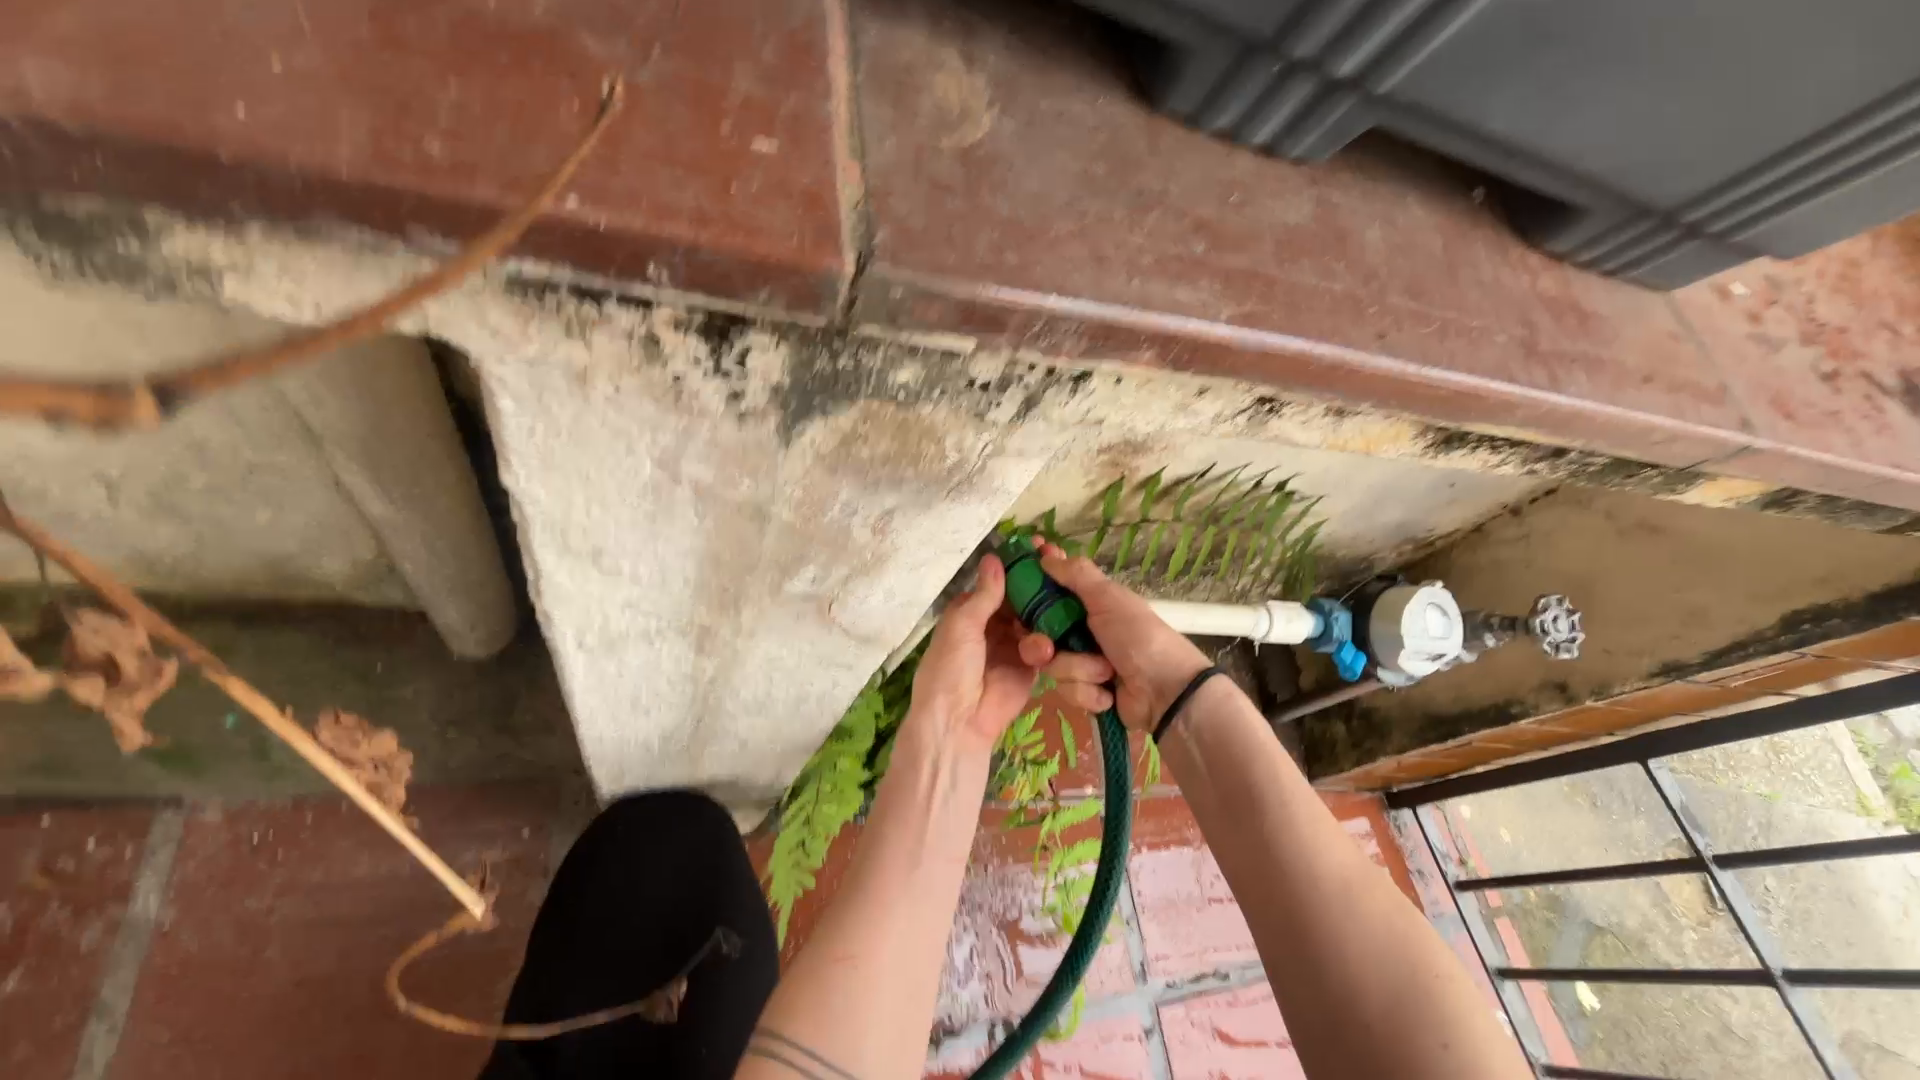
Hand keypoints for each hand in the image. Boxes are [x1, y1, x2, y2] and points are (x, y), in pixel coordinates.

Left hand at [905, 555, 1116, 756]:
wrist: (959, 720)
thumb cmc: (950, 667)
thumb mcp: (962, 625)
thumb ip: (984, 595)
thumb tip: (995, 558)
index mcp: (969, 612)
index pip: (997, 583)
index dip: (1016, 568)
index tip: (1040, 548)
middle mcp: (992, 626)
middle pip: (1020, 600)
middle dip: (1037, 587)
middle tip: (1061, 567)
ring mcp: (1013, 646)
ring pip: (1035, 620)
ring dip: (1046, 611)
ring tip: (1065, 597)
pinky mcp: (1031, 667)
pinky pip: (1045, 646)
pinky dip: (1051, 639)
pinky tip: (1060, 629)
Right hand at [1023, 542, 1211, 732]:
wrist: (1167, 692)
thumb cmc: (1139, 637)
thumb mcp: (1109, 599)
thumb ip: (1077, 575)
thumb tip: (1047, 554)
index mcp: (1089, 604)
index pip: (1049, 591)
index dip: (1032, 588)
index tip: (1016, 586)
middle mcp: (1081, 632)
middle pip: (1038, 634)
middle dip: (1043, 645)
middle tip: (1049, 648)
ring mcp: (1083, 664)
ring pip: (1052, 666)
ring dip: (1079, 670)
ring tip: (1105, 673)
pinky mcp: (1087, 693)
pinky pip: (1068, 691)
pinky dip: (1089, 692)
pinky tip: (1108, 693)